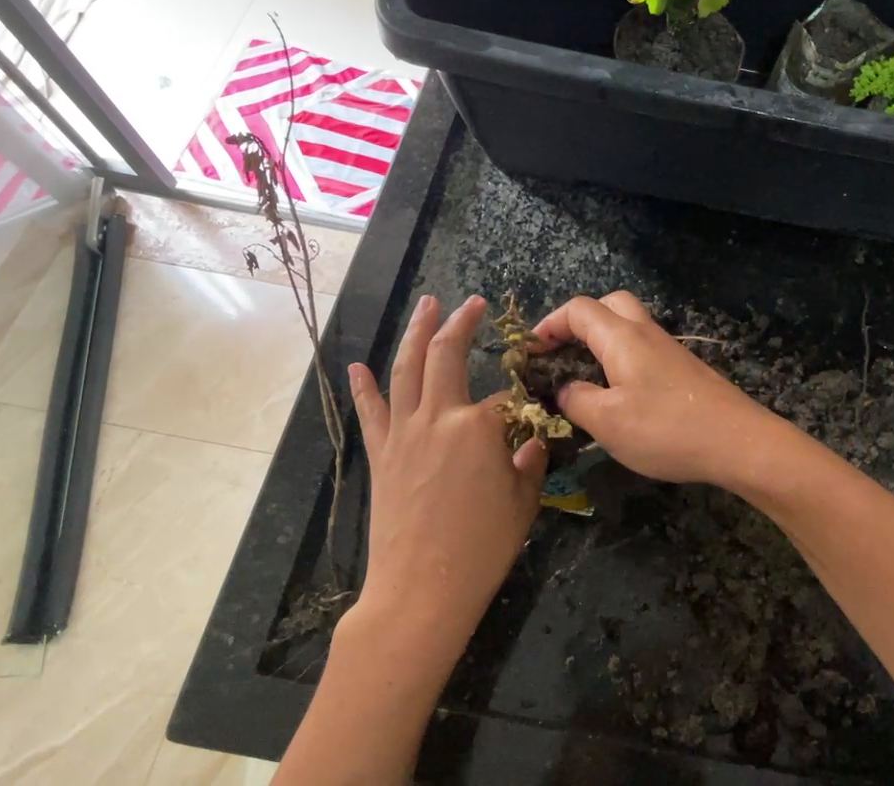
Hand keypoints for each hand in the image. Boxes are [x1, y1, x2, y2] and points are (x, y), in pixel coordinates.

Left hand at [349, 294, 546, 640]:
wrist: (420, 591)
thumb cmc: (481, 549)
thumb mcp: (523, 504)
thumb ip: (529, 463)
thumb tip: (533, 440)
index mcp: (478, 427)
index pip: (505, 398)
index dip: (522, 398)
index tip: (534, 404)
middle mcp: (438, 417)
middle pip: (446, 356)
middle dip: (460, 323)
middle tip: (472, 303)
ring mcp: (404, 434)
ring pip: (406, 369)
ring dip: (415, 333)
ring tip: (425, 304)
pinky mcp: (381, 455)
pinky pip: (371, 412)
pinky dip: (365, 386)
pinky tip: (359, 365)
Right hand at [531, 291, 788, 489]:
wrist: (738, 442)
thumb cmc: (666, 430)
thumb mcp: (607, 422)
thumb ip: (577, 400)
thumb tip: (564, 389)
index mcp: (622, 337)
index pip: (579, 309)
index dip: (549, 323)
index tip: (530, 351)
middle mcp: (646, 333)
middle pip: (610, 305)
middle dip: (579, 321)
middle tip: (561, 353)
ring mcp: (669, 351)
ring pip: (630, 326)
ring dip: (602, 341)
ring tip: (584, 377)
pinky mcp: (684, 371)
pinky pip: (644, 349)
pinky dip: (622, 359)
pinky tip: (619, 394)